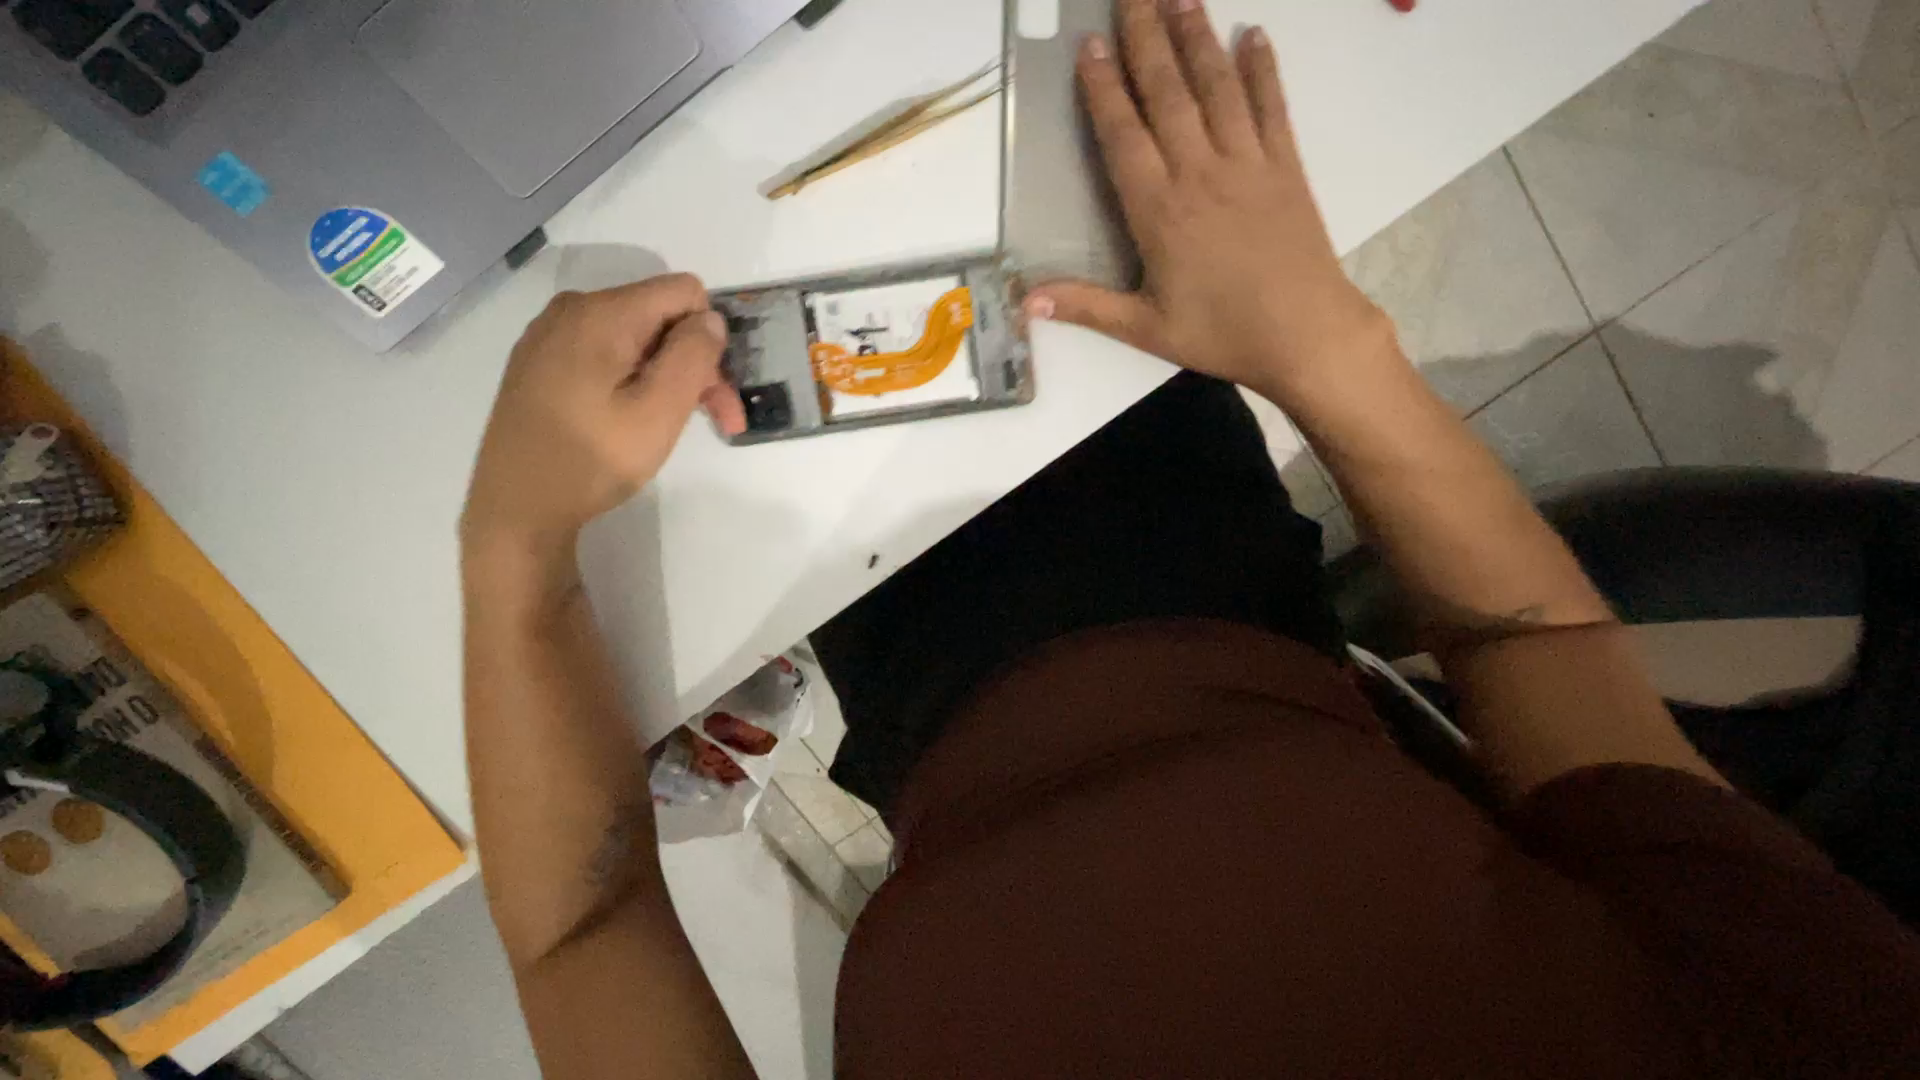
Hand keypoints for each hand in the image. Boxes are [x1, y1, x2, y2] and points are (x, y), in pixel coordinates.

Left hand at [462, 275, 746, 566]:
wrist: (516, 506)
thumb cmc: (592, 459)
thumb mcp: (659, 411)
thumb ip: (693, 355)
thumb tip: (711, 318)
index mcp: (602, 313)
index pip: (684, 291)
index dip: (711, 338)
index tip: (716, 394)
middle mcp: (573, 309)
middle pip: (661, 316)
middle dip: (696, 363)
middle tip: (720, 423)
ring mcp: (550, 335)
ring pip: (635, 336)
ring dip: (668, 375)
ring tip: (675, 424)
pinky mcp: (540, 363)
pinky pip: (605, 353)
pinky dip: (633, 379)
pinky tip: (632, 418)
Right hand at [1025, 0, 1396, 403]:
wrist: (1305, 335)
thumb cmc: (1221, 335)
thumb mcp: (1145, 329)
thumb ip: (1085, 307)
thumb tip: (1024, 301)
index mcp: (1159, 211)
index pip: (1123, 135)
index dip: (1104, 88)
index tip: (1090, 44)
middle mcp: (1200, 173)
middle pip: (1167, 93)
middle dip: (1144, 38)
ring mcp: (1248, 164)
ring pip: (1216, 87)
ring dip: (1195, 37)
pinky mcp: (1287, 167)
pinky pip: (1271, 106)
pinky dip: (1262, 69)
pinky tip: (1253, 35)